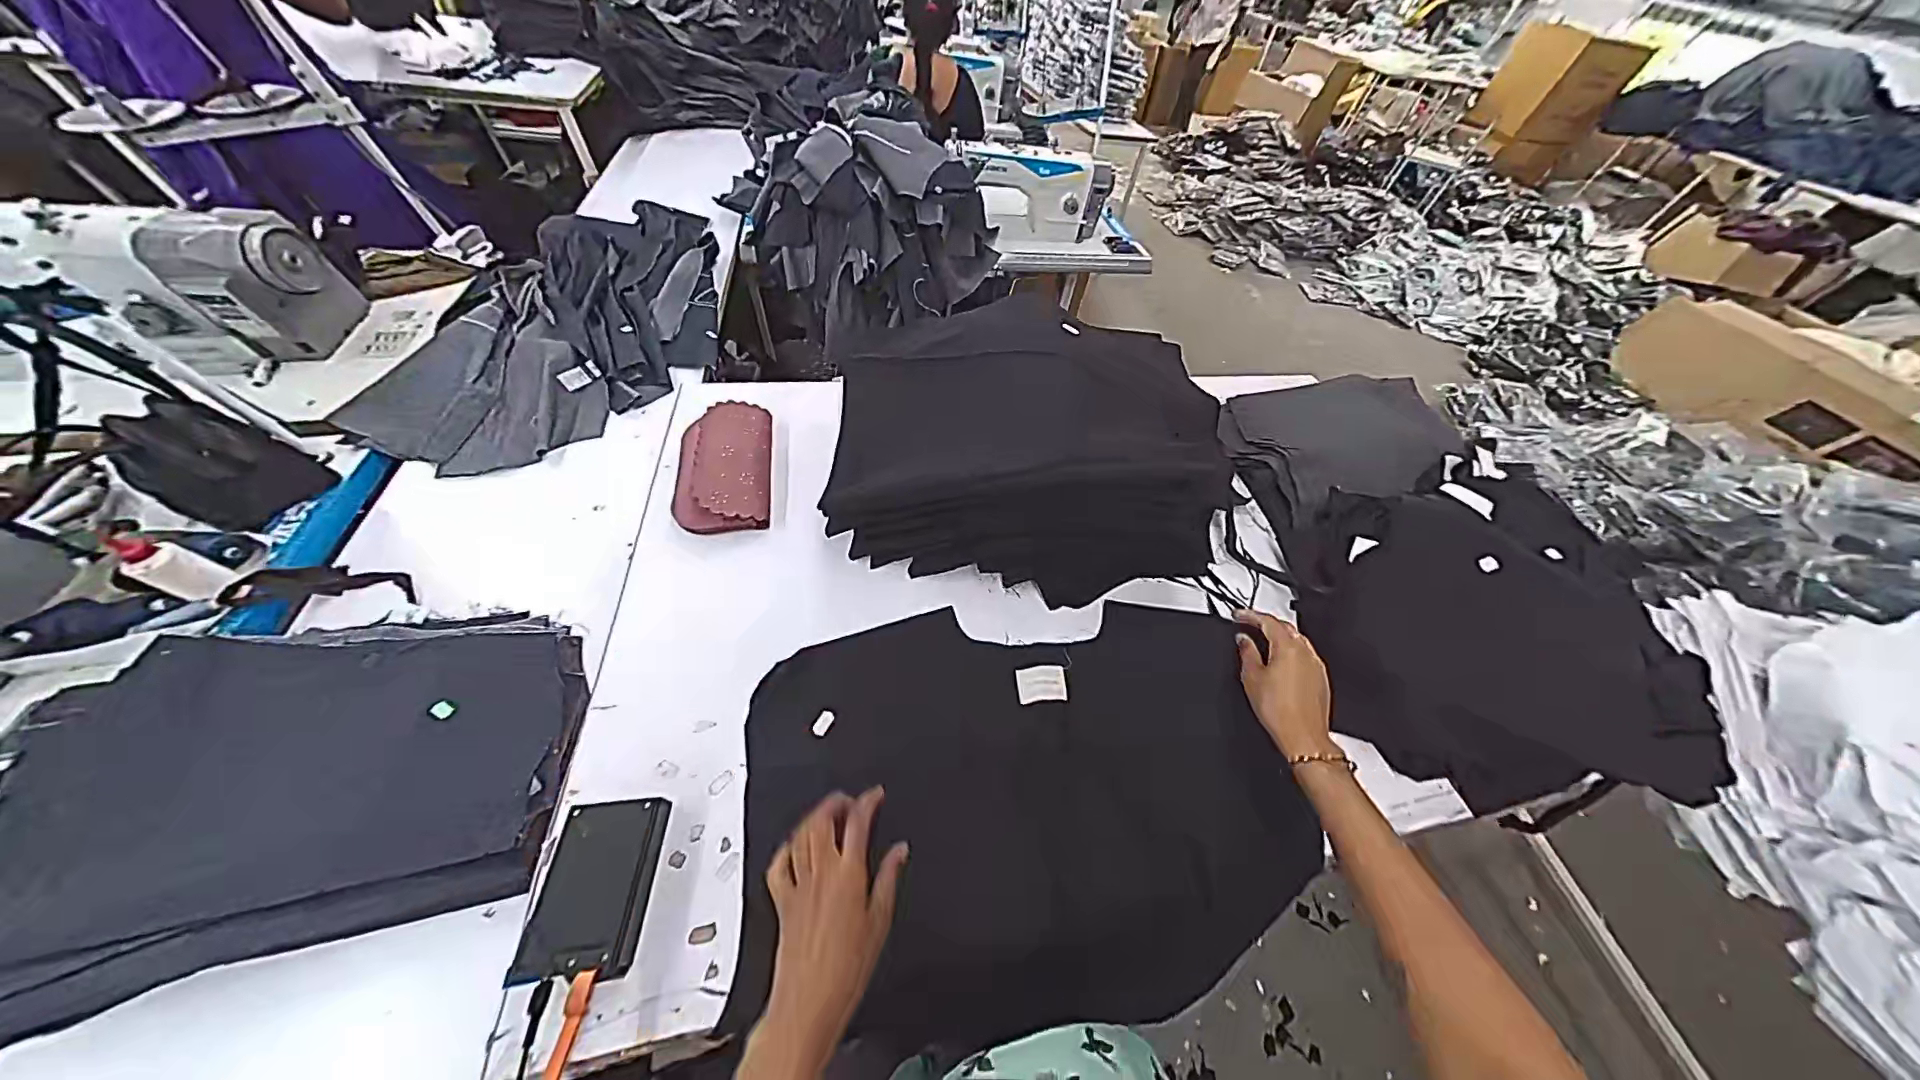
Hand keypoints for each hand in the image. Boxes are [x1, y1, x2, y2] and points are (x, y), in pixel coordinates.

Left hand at [754, 788, 909, 1072]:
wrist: (810, 999)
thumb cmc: (846, 967)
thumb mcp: (880, 920)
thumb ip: (888, 878)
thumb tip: (898, 852)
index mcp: (848, 874)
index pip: (857, 822)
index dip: (867, 801)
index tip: (874, 795)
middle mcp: (820, 873)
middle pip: (822, 820)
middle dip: (836, 802)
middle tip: (849, 799)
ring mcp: (798, 885)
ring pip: (800, 836)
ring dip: (813, 817)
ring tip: (826, 811)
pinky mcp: (782, 902)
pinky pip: (778, 865)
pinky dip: (786, 848)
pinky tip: (793, 845)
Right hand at [1234, 610, 1334, 760]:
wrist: (1303, 736)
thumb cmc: (1279, 711)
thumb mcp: (1252, 677)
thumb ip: (1247, 653)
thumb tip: (1243, 640)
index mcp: (1287, 648)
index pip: (1268, 621)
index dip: (1251, 615)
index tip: (1240, 615)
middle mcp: (1305, 653)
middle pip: (1285, 627)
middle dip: (1266, 623)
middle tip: (1250, 624)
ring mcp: (1316, 665)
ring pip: (1297, 640)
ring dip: (1280, 636)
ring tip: (1263, 641)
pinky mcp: (1321, 678)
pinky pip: (1305, 655)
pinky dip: (1290, 651)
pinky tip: (1280, 661)